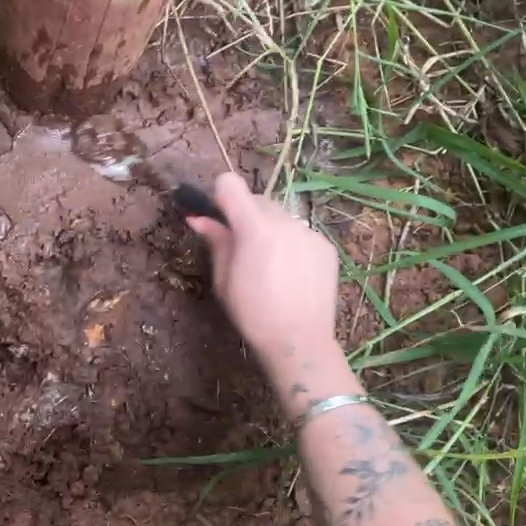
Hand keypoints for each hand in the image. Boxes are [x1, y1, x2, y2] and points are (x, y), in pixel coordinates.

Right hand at [186, 173, 342, 376]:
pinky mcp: (325, 246)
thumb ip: (217, 242)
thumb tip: (199, 218)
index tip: (217, 217)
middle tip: (240, 249)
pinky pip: (300, 234)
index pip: (230, 185)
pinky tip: (290, 274)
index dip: (219, 197)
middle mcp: (286, 222)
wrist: (299, 340)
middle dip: (245, 216)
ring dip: (269, 230)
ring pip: (280, 217)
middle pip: (257, 200)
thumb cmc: (253, 315)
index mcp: (255, 229)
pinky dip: (290, 244)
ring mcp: (309, 232)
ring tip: (268, 266)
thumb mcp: (225, 281)